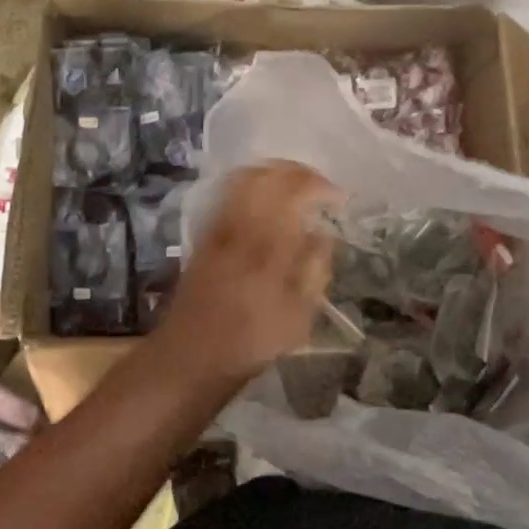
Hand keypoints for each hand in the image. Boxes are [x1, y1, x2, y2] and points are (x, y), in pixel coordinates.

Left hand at [154, 161, 337, 383]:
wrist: (190, 356)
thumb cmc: (250, 343)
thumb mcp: (298, 318)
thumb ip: (315, 270)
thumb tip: (325, 233)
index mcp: (268, 248)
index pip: (295, 194)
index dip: (320, 186)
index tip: (338, 197)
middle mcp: (241, 229)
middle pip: (268, 177)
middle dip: (298, 172)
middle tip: (319, 184)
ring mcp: (218, 227)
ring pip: (245, 178)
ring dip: (274, 173)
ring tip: (295, 185)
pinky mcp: (204, 233)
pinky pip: (229, 192)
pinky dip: (252, 183)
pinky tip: (265, 197)